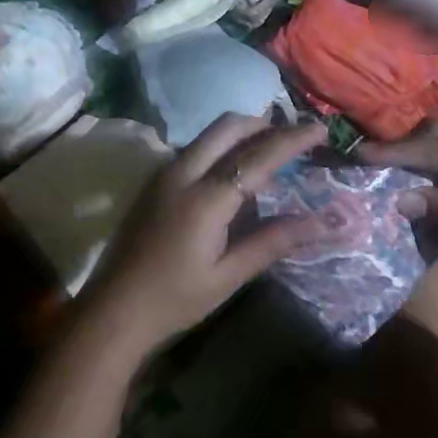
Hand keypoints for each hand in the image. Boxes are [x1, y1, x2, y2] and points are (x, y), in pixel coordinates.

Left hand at [79, 114, 329, 345]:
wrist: (111, 313)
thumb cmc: (175, 300)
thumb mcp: (229, 275)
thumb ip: (274, 241)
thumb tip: (325, 223)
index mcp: (204, 199)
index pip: (257, 156)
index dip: (292, 139)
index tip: (322, 128)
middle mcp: (181, 174)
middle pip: (228, 127)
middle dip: (265, 124)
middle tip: (294, 136)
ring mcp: (163, 175)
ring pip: (209, 135)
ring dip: (242, 133)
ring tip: (271, 151)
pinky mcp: (153, 183)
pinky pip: (195, 149)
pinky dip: (222, 147)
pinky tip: (235, 174)